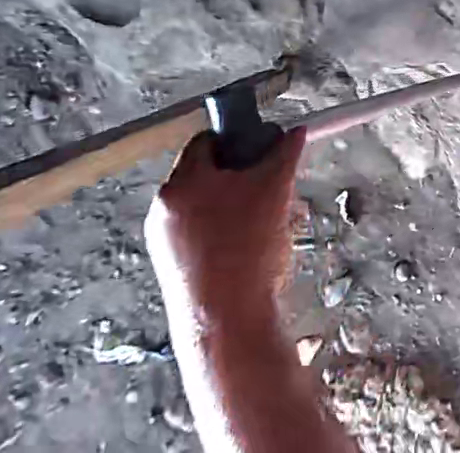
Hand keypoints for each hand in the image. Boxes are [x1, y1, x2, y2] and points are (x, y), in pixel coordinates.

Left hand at [146, 127, 306, 318]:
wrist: (227, 326)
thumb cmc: (246, 251)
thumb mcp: (276, 190)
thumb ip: (286, 153)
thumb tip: (295, 133)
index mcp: (180, 184)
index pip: (205, 141)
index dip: (236, 140)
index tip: (259, 149)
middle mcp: (163, 211)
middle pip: (205, 175)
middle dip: (241, 178)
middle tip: (269, 187)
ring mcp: (164, 244)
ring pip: (206, 209)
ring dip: (237, 208)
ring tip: (268, 222)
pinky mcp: (174, 272)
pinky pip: (201, 239)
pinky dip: (226, 236)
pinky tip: (253, 251)